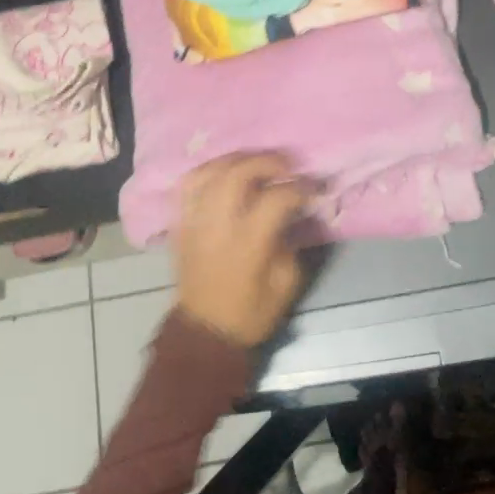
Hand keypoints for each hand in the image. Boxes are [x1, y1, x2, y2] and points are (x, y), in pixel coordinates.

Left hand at [171, 152, 314, 346]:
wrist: (205, 333)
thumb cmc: (250, 312)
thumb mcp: (286, 282)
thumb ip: (289, 241)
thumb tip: (291, 214)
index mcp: (248, 243)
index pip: (276, 198)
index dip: (300, 187)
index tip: (314, 188)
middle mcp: (218, 226)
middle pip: (238, 173)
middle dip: (267, 162)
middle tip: (286, 166)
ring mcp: (195, 222)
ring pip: (209, 172)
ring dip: (236, 160)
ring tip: (255, 163)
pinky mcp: (180, 225)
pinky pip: (187, 185)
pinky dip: (207, 171)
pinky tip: (223, 173)